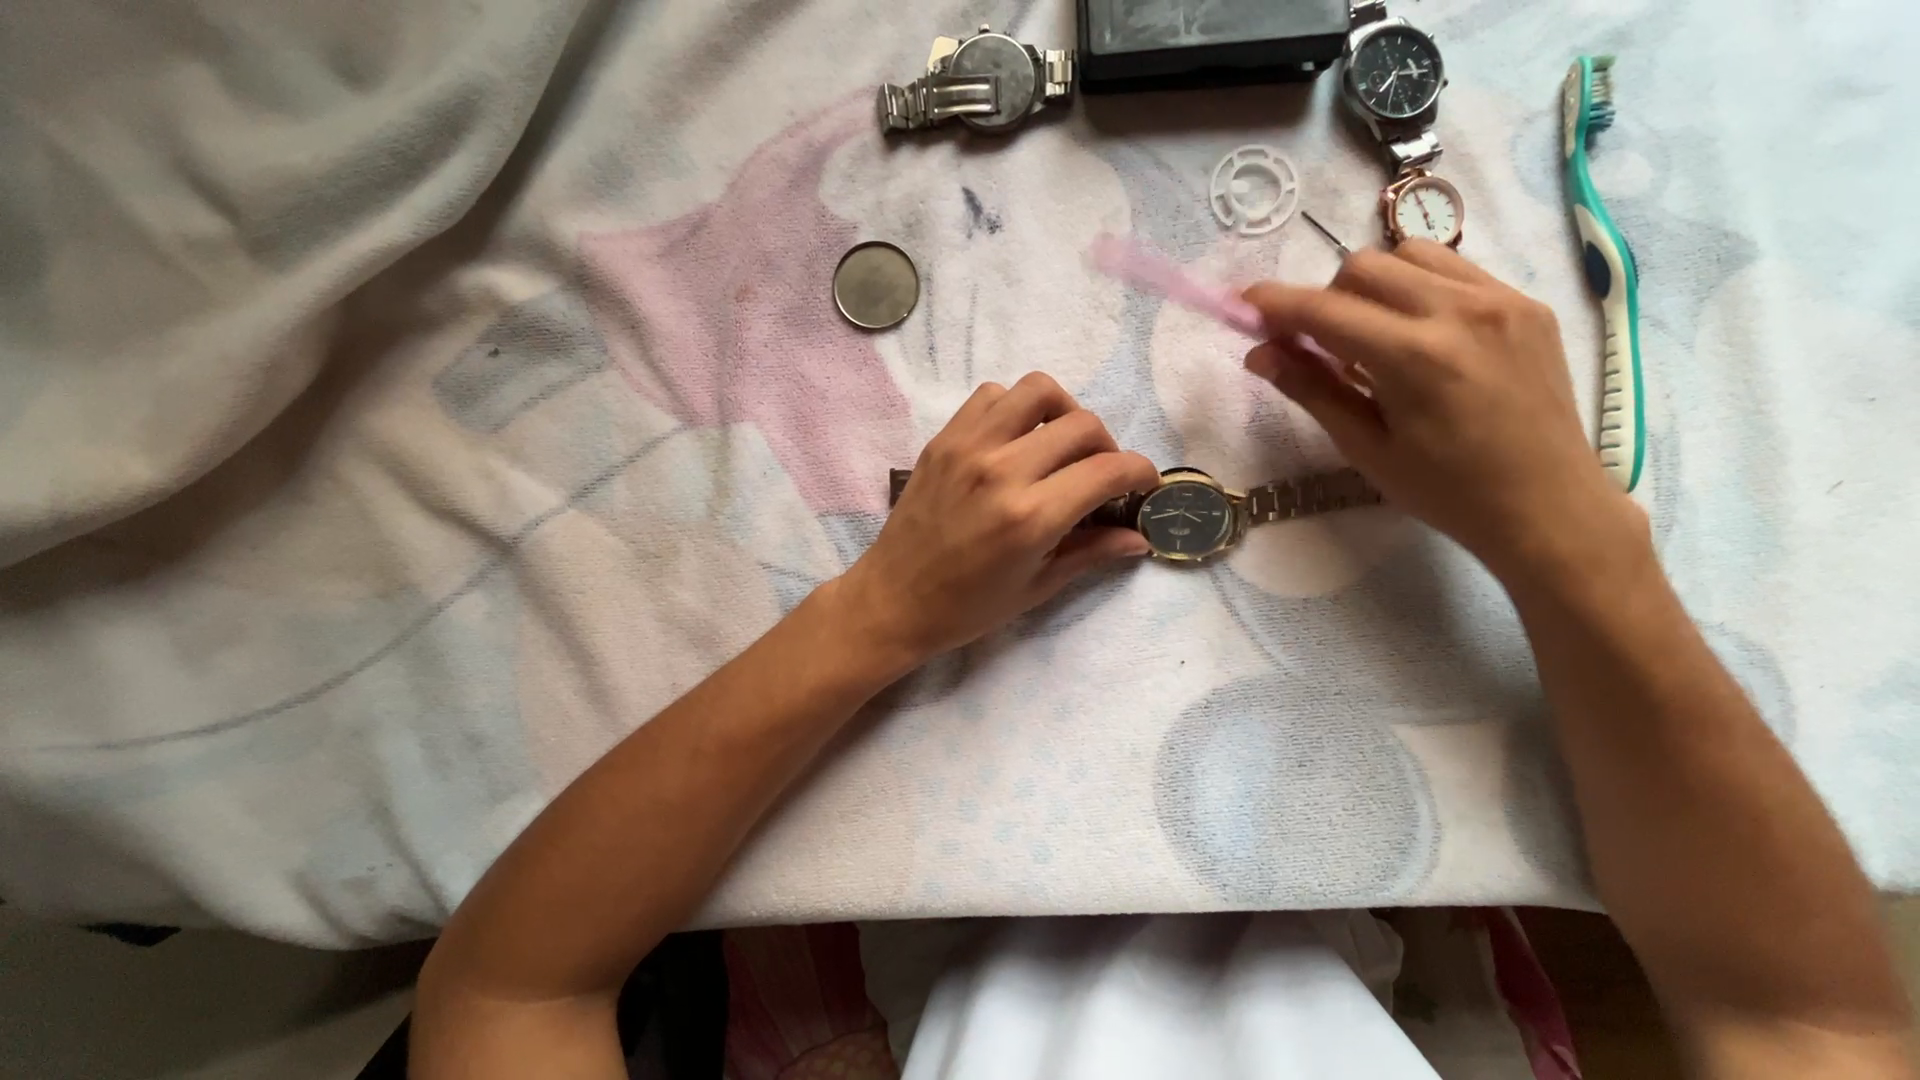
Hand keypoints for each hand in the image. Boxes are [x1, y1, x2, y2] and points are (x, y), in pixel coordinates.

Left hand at [831, 373, 1159, 661]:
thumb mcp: (1038, 587)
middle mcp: (1003, 470)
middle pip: (1082, 424)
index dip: (1140, 472)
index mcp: (1031, 517)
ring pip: (1038, 390)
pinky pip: (992, 395)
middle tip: (1100, 475)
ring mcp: (969, 447)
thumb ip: (1091, 552)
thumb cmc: (968, 607)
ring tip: (1061, 445)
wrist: (893, 600)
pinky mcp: (944, 438)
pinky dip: (1016, 408)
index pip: (1108, 469)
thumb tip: (1139, 537)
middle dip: (1108, 447)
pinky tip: (1017, 441)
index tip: (1144, 485)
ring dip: (1064, 412)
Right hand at [1242, 240, 1644, 584]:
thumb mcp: (1366, 447)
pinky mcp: (1527, 303)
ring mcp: (1501, 300)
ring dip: (1375, 285)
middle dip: (1326, 298)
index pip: (1325, 310)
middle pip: (1363, 266)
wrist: (1547, 504)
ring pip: (1410, 254)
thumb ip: (1312, 389)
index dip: (1276, 303)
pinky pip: (1456, 269)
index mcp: (1415, 358)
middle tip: (1320, 344)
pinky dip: (1420, 287)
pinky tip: (1421, 332)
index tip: (1245, 302)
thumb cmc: (1446, 491)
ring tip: (1375, 334)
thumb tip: (1258, 354)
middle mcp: (1460, 311)